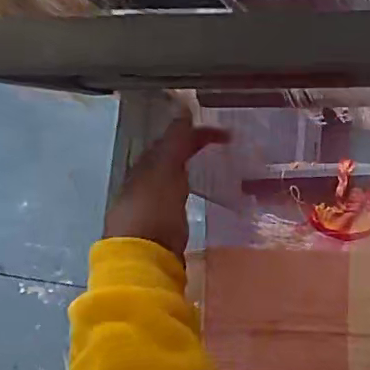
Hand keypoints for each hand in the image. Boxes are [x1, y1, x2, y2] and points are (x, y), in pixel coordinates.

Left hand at [103, 115, 228, 255]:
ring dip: (190, 171)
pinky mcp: (162, 230)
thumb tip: (183, 109)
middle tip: (221, 148)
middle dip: (192, 151)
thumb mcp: (165, 171)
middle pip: (169, 161)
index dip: (195, 134)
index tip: (226, 134)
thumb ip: (175, 142)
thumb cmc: (153, 212)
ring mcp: (152, 209)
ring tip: (213, 169)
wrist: (144, 260)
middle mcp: (144, 185)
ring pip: (173, 181)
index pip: (170, 143)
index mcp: (144, 169)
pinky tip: (198, 198)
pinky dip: (189, 193)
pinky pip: (177, 202)